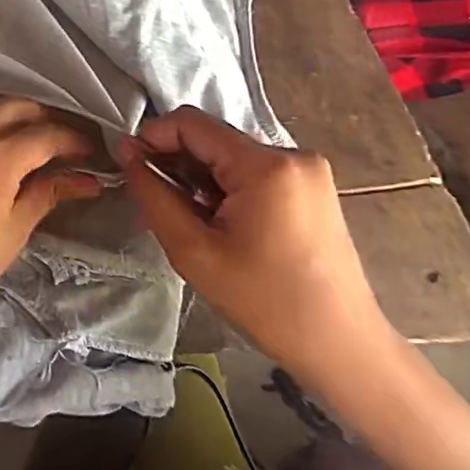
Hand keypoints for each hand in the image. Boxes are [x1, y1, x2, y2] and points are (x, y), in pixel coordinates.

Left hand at [0, 88, 101, 362]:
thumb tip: (87, 178)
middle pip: (19, 107)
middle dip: (48, 122)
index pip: (48, 134)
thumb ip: (47, 193)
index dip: (76, 142)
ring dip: (11, 109)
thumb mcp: (11, 232)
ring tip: (26, 136)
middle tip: (64, 148)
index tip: (92, 155)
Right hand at [118, 107, 391, 372]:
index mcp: (266, 165)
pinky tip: (221, 223)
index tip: (131, 168)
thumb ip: (153, 193)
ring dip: (200, 178)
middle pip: (211, 137)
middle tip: (158, 204)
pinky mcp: (311, 186)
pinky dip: (225, 187)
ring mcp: (307, 169)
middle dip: (176, 163)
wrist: (342, 347)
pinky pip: (251, 169)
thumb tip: (127, 152)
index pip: (190, 122)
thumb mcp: (192, 250)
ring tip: (193, 221)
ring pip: (228, 154)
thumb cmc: (265, 302)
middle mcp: (292, 153)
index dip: (151, 137)